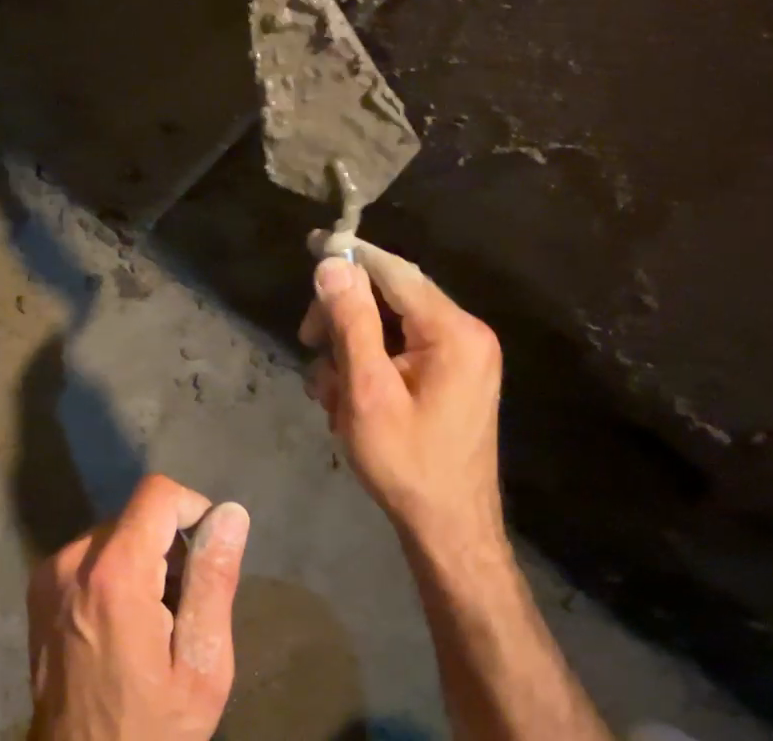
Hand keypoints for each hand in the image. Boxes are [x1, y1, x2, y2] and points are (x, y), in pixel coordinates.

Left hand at [27, 475, 250, 740]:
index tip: (208, 553)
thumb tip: (230, 513)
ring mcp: (49, 572)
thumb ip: (213, 580)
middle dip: (169, 549)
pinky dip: (112, 574)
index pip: (157, 492)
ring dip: (141, 563)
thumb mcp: (200, 663)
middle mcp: (72, 558)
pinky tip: (122, 626)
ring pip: (112, 535)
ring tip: (153, 625)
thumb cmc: (152, 725)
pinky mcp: (38, 587)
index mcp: (114, 572)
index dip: (193, 509)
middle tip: (183, 610)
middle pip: (135, 516)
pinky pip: (88, 556)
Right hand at [299, 242, 505, 552]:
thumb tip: (331, 265)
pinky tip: (348, 402)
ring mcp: (458, 356)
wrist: (447, 526)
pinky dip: (365, 367)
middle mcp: (463, 334)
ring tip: (332, 395)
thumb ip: (351, 322)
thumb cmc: (406, 461)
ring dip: (347, 351)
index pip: (393, 272)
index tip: (309, 245)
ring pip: (385, 326)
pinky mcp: (447, 375)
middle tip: (309, 347)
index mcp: (453, 332)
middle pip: (387, 296)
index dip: (350, 257)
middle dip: (342, 318)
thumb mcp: (367, 389)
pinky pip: (396, 350)